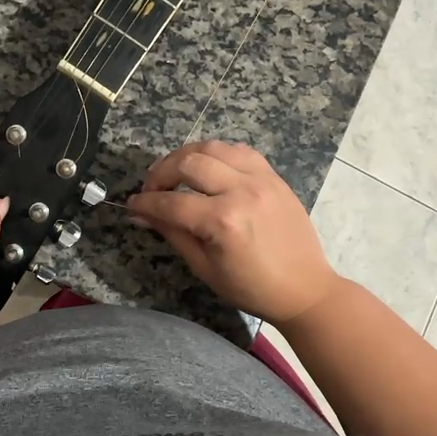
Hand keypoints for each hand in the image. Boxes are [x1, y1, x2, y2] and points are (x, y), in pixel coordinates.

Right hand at [127, 141, 340, 323]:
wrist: (304, 288)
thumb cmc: (251, 287)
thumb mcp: (204, 267)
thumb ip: (172, 233)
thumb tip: (140, 214)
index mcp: (223, 222)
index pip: (171, 202)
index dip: (145, 203)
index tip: (132, 205)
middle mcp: (242, 191)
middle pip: (189, 163)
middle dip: (161, 172)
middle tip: (151, 189)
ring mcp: (261, 179)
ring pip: (213, 147)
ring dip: (186, 156)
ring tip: (175, 173)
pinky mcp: (273, 176)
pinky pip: (238, 150)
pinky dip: (216, 154)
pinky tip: (206, 168)